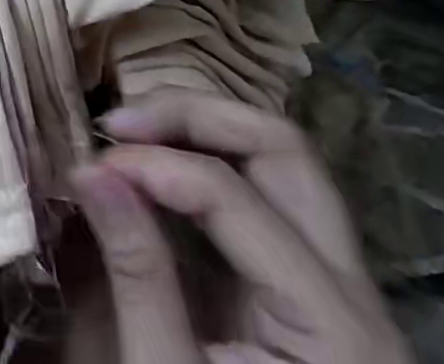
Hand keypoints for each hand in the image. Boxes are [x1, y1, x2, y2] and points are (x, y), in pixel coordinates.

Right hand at [70, 91, 412, 363]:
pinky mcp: (306, 282)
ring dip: (200, 127)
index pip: (235, 195)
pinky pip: (265, 190)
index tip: (87, 166)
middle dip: (193, 115)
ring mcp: (338, 281)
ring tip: (130, 131)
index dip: (153, 164)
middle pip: (284, 150)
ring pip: (282, 159)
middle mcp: (356, 289)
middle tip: (116, 120)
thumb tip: (90, 170)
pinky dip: (206, 157)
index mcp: (335, 327)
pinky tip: (155, 162)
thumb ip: (136, 271)